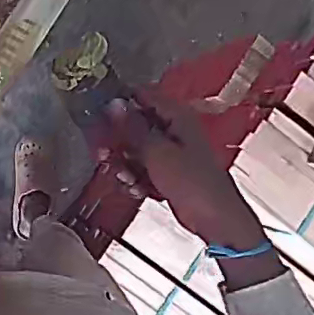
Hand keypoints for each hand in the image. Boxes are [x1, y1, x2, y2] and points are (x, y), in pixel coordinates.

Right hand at [102, 93, 260, 246]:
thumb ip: (132, 127)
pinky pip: (142, 169)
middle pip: (135, 125)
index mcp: (177, 117)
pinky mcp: (168, 173)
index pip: (143, 96)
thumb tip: (113, 104)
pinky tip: (137, 189)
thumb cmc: (192, 182)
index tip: (100, 113)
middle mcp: (174, 131)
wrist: (213, 219)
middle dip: (118, 141)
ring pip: (136, 150)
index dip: (120, 102)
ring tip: (127, 178)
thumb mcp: (156, 151)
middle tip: (104, 153)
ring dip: (126, 165)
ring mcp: (171, 153)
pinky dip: (136, 178)